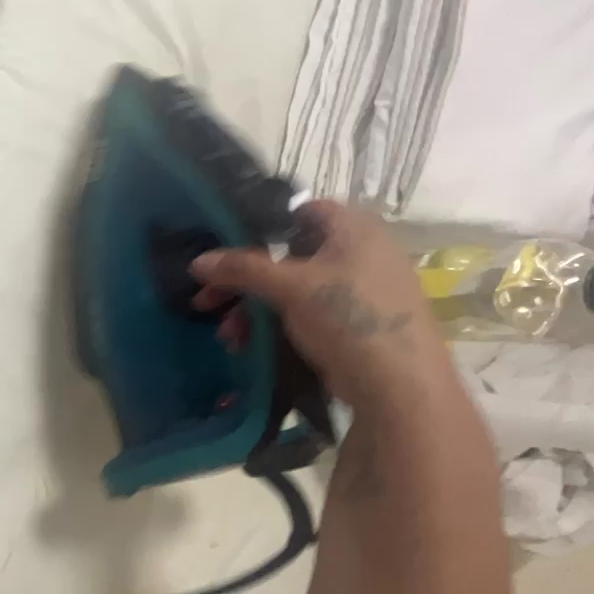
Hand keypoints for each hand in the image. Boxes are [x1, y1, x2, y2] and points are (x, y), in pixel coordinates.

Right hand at [189, 201, 451, 410]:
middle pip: (285, 256)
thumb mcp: (290, 287)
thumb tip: (197, 261)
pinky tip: (248, 344)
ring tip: (229, 336)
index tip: (226, 249)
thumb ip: (242, 269)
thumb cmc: (349, 318)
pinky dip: (271, 324)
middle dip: (242, 281)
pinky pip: (299, 312)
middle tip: (208, 301)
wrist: (396, 382)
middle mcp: (357, 253)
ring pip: (287, 288)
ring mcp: (354, 289)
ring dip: (250, 309)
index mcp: (354, 231)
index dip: (262, 225)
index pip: (303, 211)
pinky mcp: (348, 321)